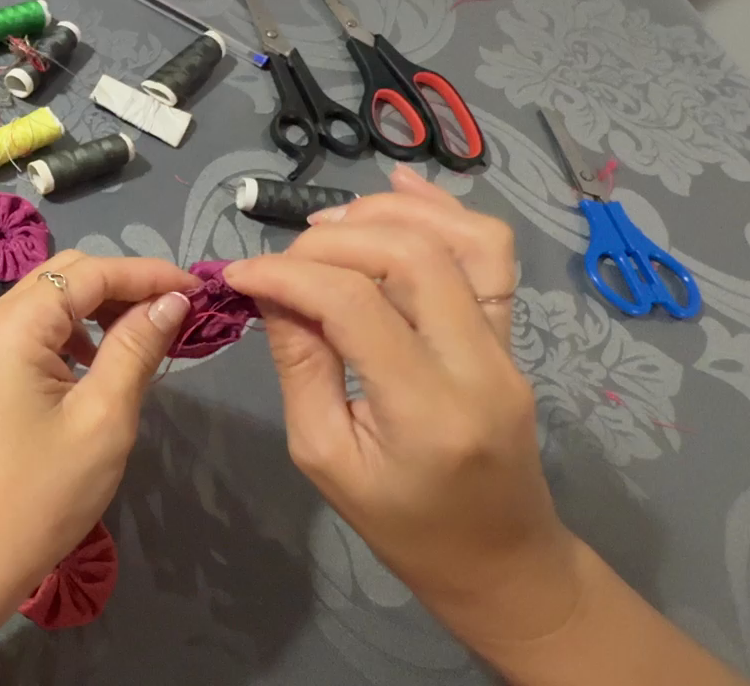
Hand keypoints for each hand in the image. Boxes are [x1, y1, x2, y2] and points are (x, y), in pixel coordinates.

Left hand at [0, 250, 199, 608]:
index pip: (90, 272)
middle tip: (177, 312)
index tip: (200, 289)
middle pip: (66, 275)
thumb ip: (137, 348)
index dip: (148, 273)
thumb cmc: (42, 492)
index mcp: (15, 322)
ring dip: (101, 304)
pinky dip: (77, 329)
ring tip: (150, 332)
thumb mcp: (104, 418)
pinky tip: (104, 359)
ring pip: (52, 297)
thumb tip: (171, 301)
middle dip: (124, 283)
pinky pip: (39, 326)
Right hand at [224, 167, 584, 645]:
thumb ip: (299, 363)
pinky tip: (394, 188)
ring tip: (326, 223)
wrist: (501, 560)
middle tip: (280, 258)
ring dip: (387, 214)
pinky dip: (442, 210)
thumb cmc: (401, 522)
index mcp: (427, 409)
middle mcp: (480, 365)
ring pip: (462, 240)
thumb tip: (273, 293)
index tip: (239, 276)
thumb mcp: (322, 453)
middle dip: (330, 240)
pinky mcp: (510, 334)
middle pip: (411, 256)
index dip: (286, 275)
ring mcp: (507, 345)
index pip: (354, 304)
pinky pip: (490, 254)